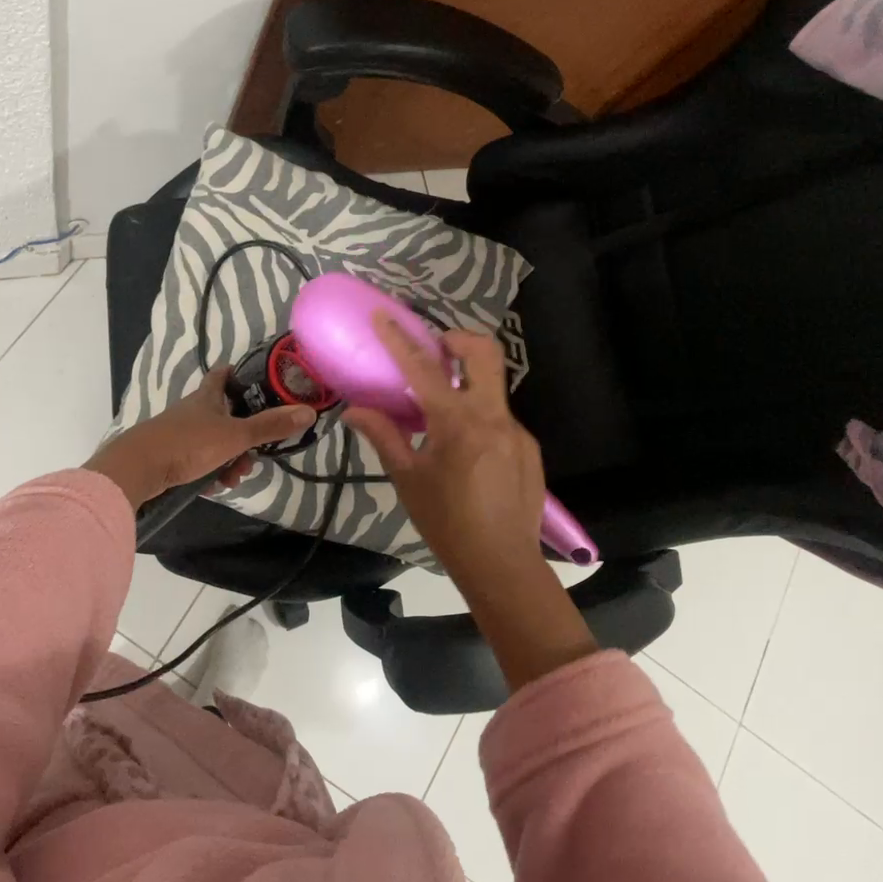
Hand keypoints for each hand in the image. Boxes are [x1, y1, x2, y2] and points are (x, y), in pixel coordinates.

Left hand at [87, 365, 315, 509]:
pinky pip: (199, 461)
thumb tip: (307, 412)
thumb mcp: (235, 436)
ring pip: (214, 442)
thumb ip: (270, 426)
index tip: (258, 381)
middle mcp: (193, 411)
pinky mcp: (170, 455)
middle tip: (253, 455)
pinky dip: (211, 472)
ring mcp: (179, 433)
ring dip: (229, 460)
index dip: (239, 374)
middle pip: (225, 416)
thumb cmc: (188, 444)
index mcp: (207, 397)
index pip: (223, 375)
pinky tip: (213, 487)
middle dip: (245, 437)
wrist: (139, 468)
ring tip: (232, 478)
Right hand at [343, 312, 599, 686]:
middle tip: (432, 351)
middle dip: (457, 339)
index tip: (384, 316)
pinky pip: (499, 417)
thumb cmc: (446, 524)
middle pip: (484, 352)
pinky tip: (463, 452)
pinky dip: (476, 417)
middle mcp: (493, 417)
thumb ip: (384, 436)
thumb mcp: (408, 480)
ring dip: (465, 382)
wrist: (502, 565)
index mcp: (457, 424)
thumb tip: (354, 410)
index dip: (400, 339)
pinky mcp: (528, 447)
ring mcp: (516, 430)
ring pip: (492, 386)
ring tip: (439, 413)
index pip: (424, 370)